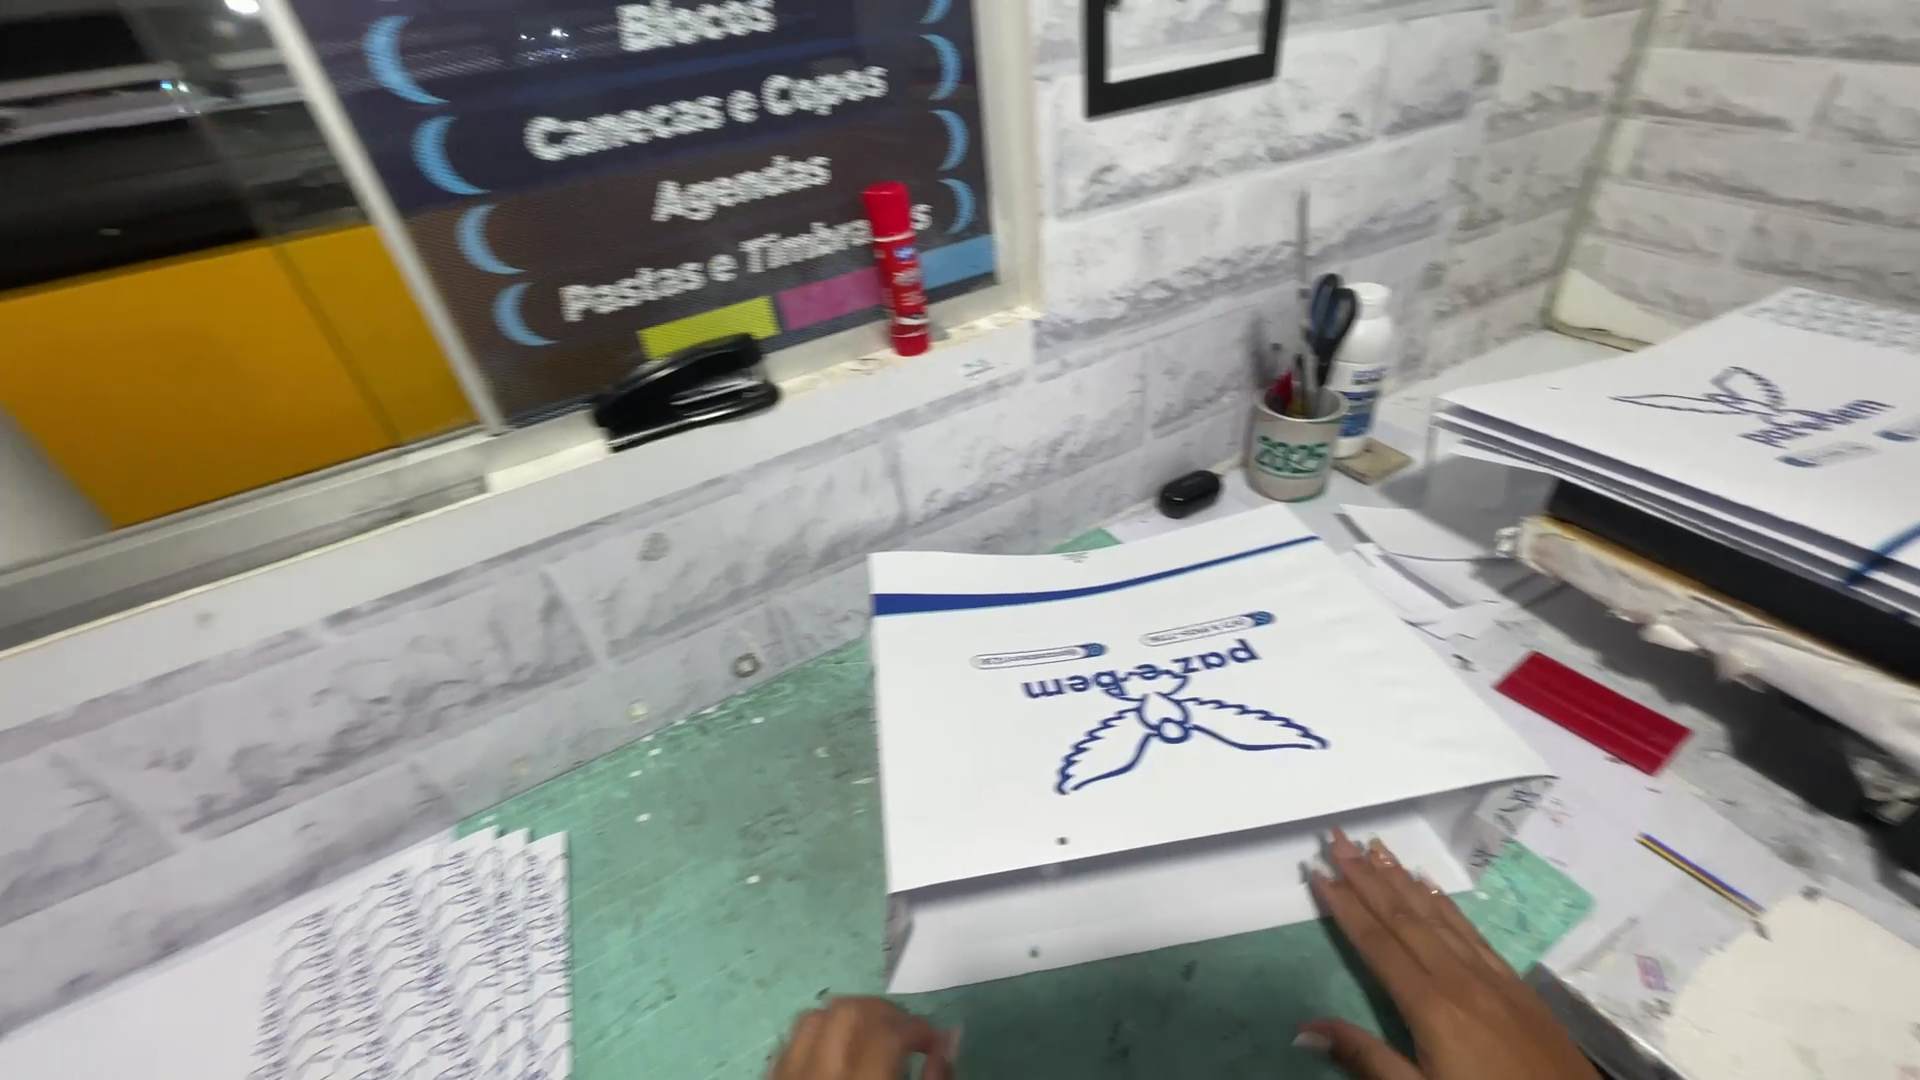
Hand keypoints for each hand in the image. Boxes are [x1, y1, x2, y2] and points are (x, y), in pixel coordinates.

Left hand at [769, 997, 955, 1079]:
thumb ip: (935, 1077)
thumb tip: (949, 1040)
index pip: (888, 1033)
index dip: (919, 1028)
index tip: (935, 1041)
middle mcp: (818, 1072)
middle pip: (847, 1011)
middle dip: (883, 1012)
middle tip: (906, 1033)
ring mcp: (786, 1074)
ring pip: (814, 1017)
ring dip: (848, 1016)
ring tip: (873, 1037)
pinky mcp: (769, 1079)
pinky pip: (789, 1041)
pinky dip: (817, 1035)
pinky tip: (836, 1053)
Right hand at [1300, 828, 1599, 1079]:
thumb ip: (1367, 1057)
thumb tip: (1303, 1026)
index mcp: (1430, 1006)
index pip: (1376, 942)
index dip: (1344, 905)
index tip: (1317, 872)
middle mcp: (1457, 978)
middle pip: (1402, 916)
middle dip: (1365, 875)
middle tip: (1337, 839)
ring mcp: (1491, 977)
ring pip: (1434, 914)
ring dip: (1399, 877)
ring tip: (1372, 845)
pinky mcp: (1516, 984)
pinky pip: (1470, 930)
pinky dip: (1443, 901)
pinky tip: (1428, 882)